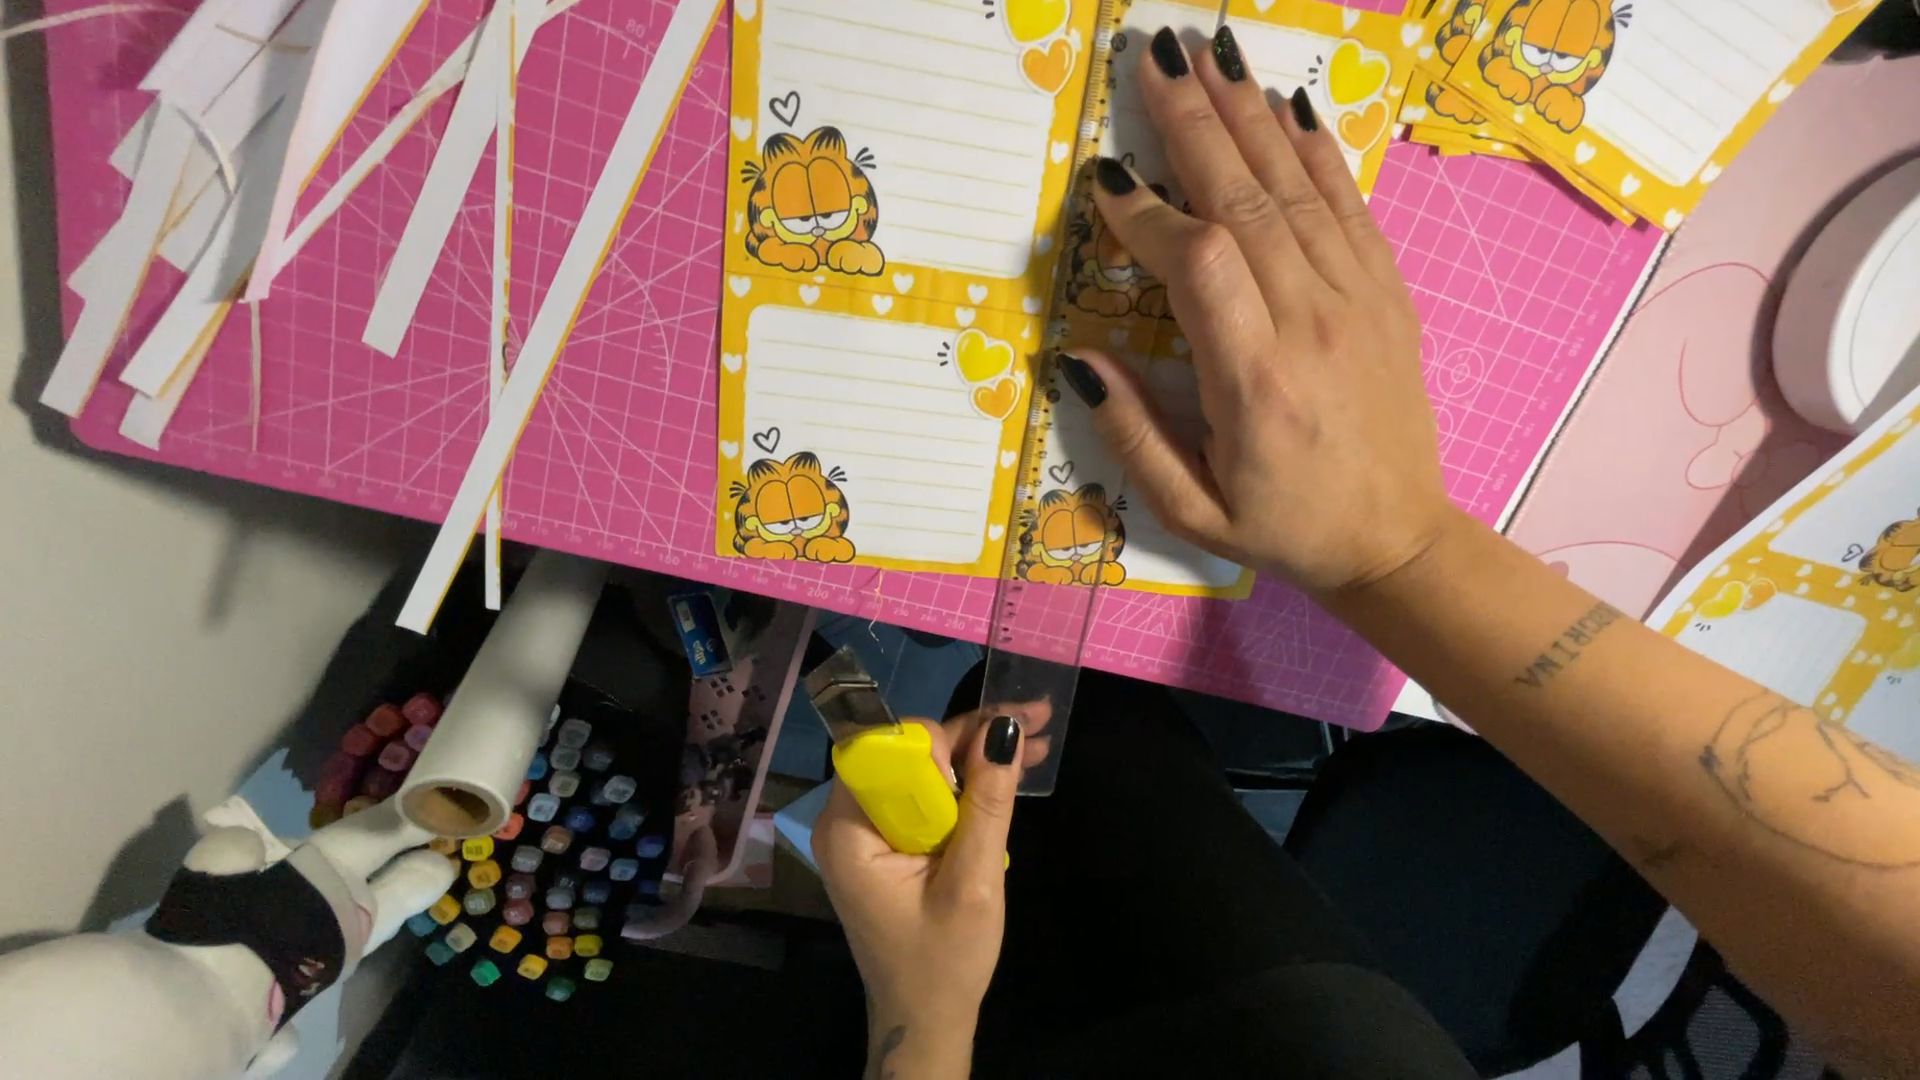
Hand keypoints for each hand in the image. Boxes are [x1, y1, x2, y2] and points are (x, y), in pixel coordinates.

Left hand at [813, 712, 1027, 1078]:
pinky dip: (971, 780)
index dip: (941, 738)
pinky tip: (1013, 768)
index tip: (993, 738)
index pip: (889, 749)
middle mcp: (852, 816)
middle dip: (973, 733)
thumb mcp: (973, 884)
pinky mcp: (893, 835)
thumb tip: (1005, 729)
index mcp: (851, 827)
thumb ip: (987, 804)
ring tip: (1039, 734)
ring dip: (981, 752)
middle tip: (1036, 717)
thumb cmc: (944, 962)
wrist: (927, 1020)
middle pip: (911, 751)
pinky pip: (930, 791)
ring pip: (927, 766)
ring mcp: (872, 825)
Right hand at [1063, 27, 1457, 593]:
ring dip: (1247, 115)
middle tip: (1155, 57)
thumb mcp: (1190, 509)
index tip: (1106, 184)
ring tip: (1208, 54)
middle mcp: (1311, 321)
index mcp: (1255, 380)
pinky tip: (1285, 104)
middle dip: (1194, 124)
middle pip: (1247, 198)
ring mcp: (1358, 298)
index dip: (1147, 217)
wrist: (1396, 538)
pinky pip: (1346, 203)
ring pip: (1295, 186)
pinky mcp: (1383, 292)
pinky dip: (1313, 147)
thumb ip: (1132, 435)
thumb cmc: (1282, 528)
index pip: (1198, 263)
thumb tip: (1076, 361)